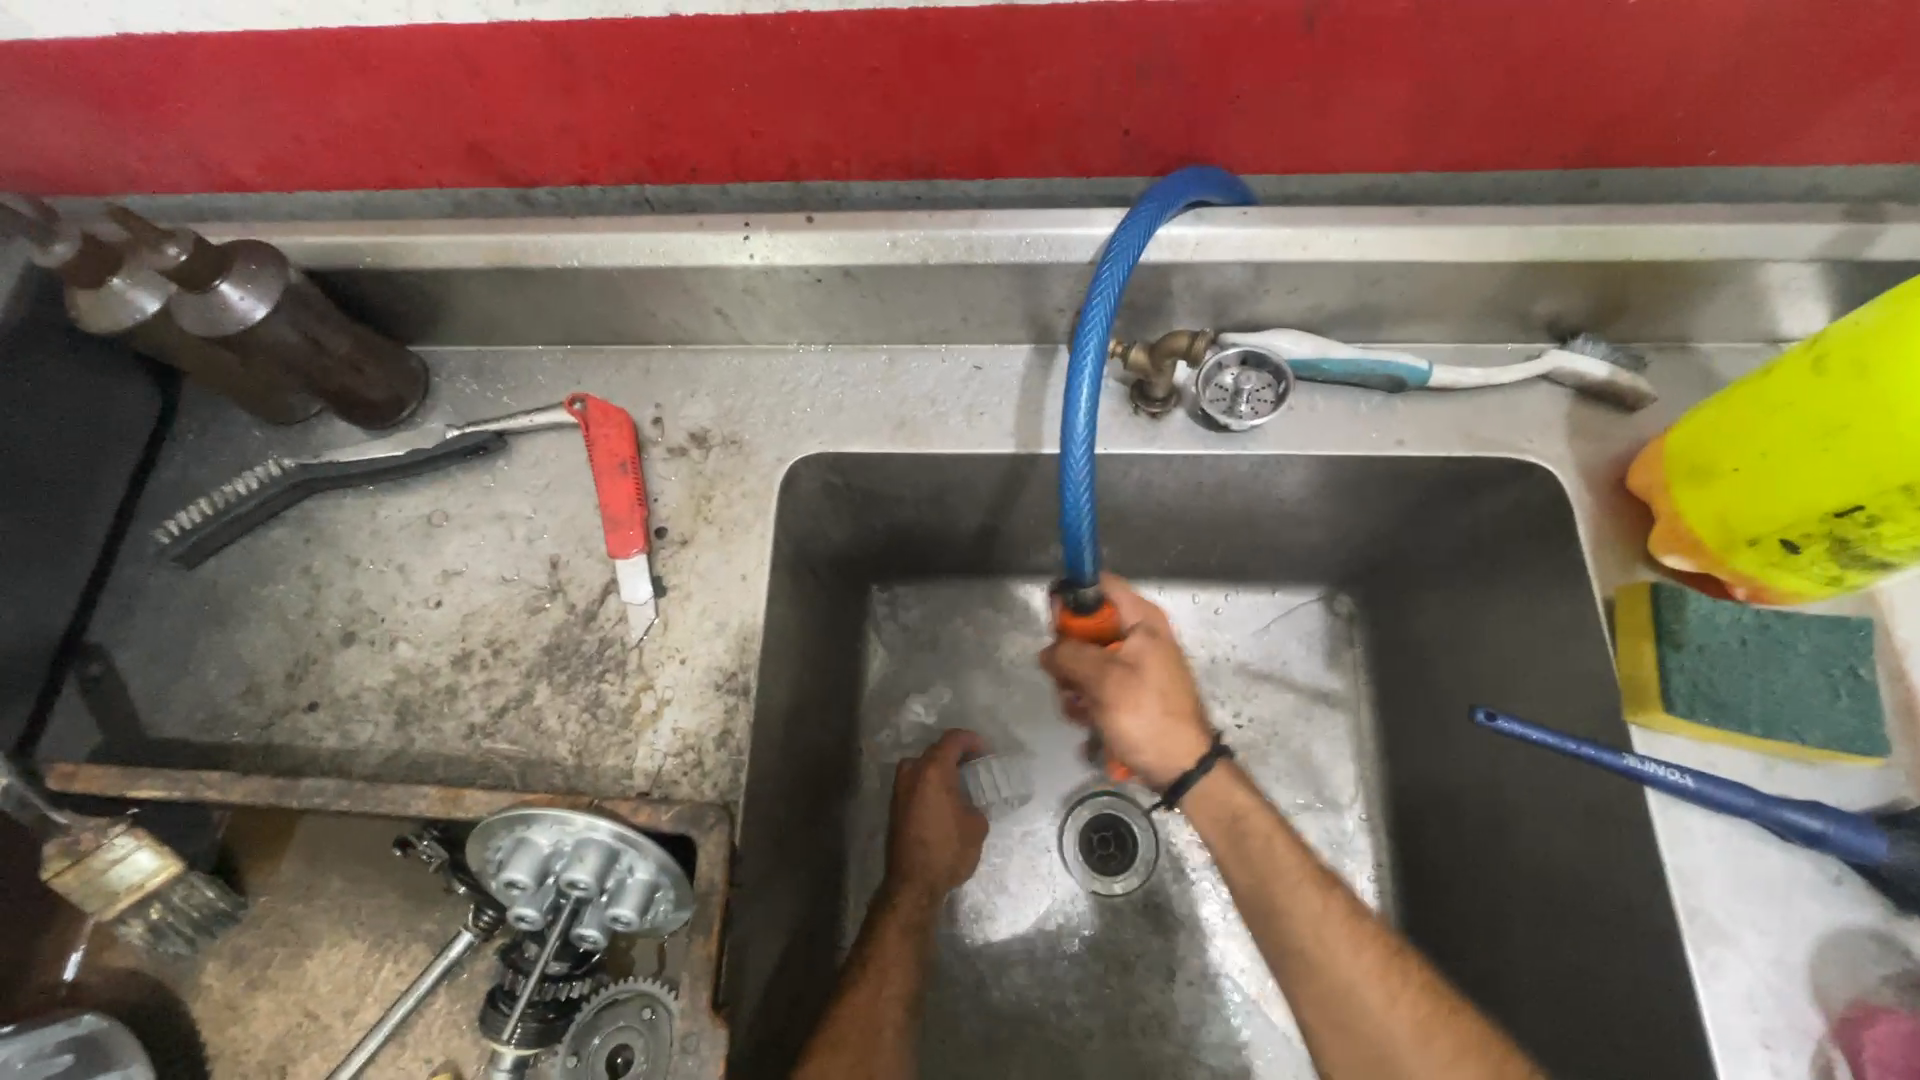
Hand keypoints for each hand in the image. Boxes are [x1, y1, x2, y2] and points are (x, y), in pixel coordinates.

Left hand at [885, 729, 989, 900]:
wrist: (913, 883)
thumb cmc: (948, 850)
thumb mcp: (977, 825)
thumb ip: (973, 803)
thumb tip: (966, 802)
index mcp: (933, 770)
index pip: (953, 740)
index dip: (972, 740)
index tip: (986, 751)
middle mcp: (912, 773)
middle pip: (935, 751)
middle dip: (956, 754)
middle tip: (975, 765)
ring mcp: (899, 789)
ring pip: (921, 766)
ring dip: (940, 769)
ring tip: (959, 782)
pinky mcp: (894, 807)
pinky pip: (914, 783)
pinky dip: (929, 783)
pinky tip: (944, 799)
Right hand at [1039, 574, 1214, 789]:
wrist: (1181, 767)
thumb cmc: (1146, 715)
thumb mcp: (1104, 680)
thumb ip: (1069, 655)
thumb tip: (1048, 651)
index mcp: (1142, 619)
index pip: (1099, 584)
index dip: (1072, 596)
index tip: (1053, 623)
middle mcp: (1138, 634)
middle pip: (1086, 625)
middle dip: (1069, 652)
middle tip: (1065, 675)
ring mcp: (1133, 664)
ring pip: (1085, 657)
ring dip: (1073, 682)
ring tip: (1079, 705)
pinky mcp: (1129, 691)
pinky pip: (1095, 683)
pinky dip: (1086, 699)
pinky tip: (1086, 718)